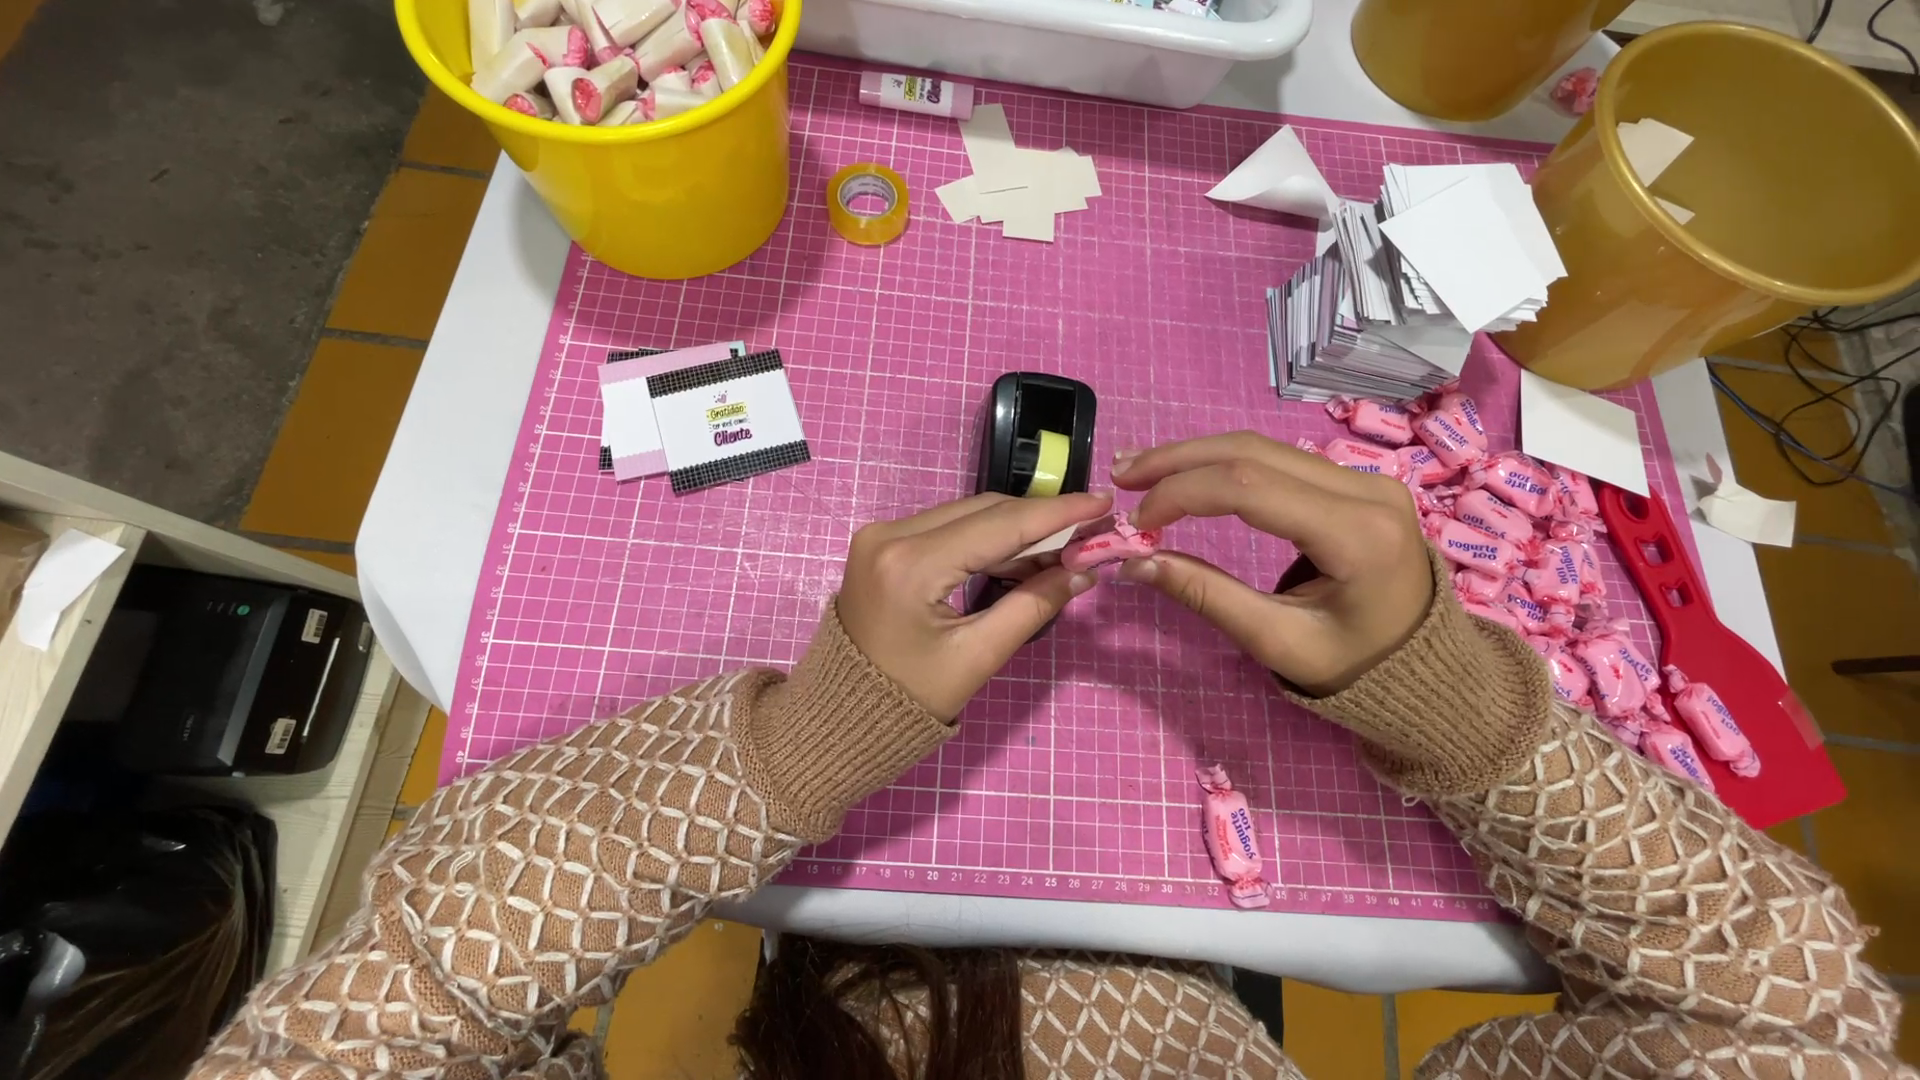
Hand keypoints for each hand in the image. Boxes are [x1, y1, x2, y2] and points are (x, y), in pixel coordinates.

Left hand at [838, 490, 1112, 718]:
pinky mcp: (882, 543)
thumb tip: (1084, 570)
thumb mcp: (978, 656)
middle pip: (983, 512)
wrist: (839, 716)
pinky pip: (947, 528)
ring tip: (1064, 552)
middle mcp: (890, 534)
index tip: (1103, 502)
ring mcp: (881, 535)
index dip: (1057, 513)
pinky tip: (1020, 558)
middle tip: (1091, 534)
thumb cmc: (909, 699)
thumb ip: (1033, 606)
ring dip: (1015, 531)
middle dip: (1040, 522)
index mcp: (911, 564)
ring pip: (967, 516)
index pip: (999, 525)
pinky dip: (986, 540)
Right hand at [1112, 433, 1432, 695]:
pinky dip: (1223, 463)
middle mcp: (1366, 489)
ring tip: (1140, 470)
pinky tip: (1187, 471)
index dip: (1183, 493)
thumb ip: (1206, 595)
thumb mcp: (1277, 641)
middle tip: (1122, 474)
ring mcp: (1364, 478)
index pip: (1250, 488)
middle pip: (1252, 452)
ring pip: (1262, 447)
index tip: (1138, 522)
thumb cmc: (1355, 664)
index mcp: (1357, 535)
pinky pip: (1277, 459)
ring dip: (1195, 455)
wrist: (1426, 666)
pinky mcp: (1353, 481)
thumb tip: (1135, 562)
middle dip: (1178, 460)